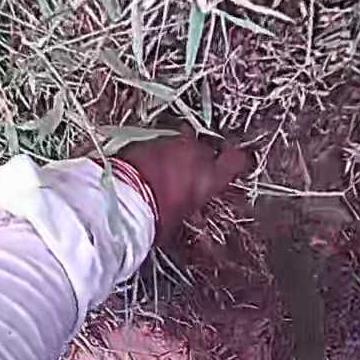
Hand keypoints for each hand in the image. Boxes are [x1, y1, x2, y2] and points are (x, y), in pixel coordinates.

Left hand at [114, 130, 253, 244]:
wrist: (120, 198)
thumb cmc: (153, 217)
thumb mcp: (177, 221)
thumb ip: (190, 210)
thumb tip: (194, 216)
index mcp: (208, 177)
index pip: (236, 161)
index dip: (238, 162)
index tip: (239, 164)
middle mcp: (195, 153)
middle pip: (207, 149)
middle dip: (202, 160)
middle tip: (193, 176)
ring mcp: (172, 142)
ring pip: (184, 142)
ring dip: (180, 154)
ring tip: (170, 171)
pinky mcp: (149, 138)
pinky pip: (163, 143)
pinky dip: (161, 153)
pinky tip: (152, 168)